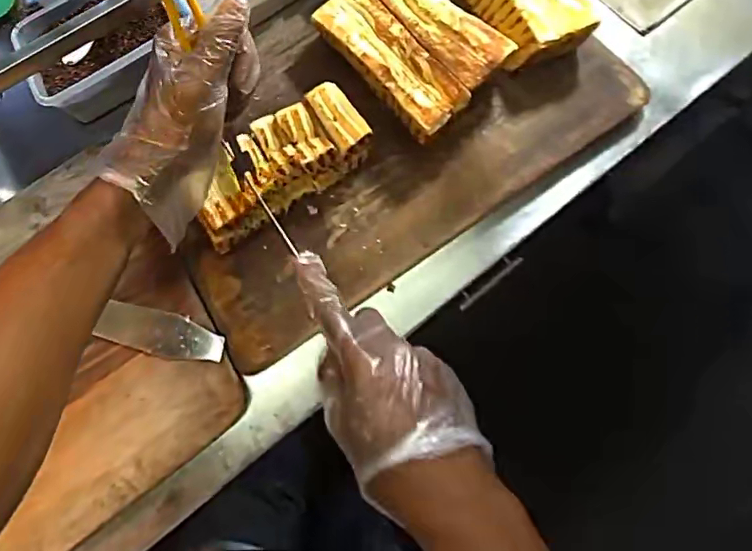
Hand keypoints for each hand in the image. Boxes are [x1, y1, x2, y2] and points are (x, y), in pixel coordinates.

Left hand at [97, 0, 258, 245]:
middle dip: (241, 70)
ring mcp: (199, 82)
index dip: (237, 42)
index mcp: (178, 41)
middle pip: (235, 44)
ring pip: (239, 69)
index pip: (223, 19)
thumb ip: (221, 36)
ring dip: (240, 90)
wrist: (158, 182)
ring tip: (225, 112)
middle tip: (229, 95)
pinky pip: (235, 91)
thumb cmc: (175, 128)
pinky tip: (227, 121)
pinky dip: (237, 105)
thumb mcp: (201, 78)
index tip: (234, 69)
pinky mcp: (208, 104)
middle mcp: (188, 56)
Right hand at [295, 252, 490, 490]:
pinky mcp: (446, 372)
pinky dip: (414, 382)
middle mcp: (391, 348)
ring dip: (389, 368)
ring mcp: (422, 357)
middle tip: (360, 380)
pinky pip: (420, 367)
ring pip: (395, 350)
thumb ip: (333, 383)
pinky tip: (417, 416)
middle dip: (361, 344)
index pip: (331, 312)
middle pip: (368, 327)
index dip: (315, 287)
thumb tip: (333, 362)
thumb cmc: (385, 463)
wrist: (447, 489)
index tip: (304, 262)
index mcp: (359, 358)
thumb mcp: (341, 425)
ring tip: (395, 412)